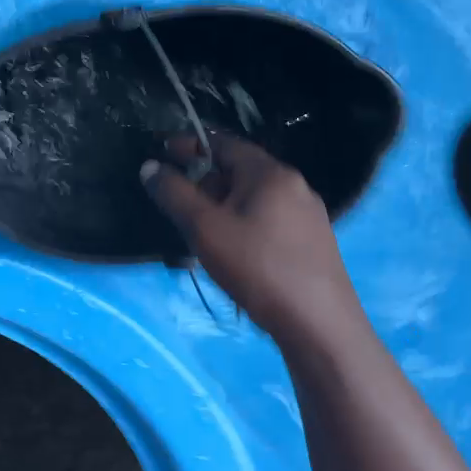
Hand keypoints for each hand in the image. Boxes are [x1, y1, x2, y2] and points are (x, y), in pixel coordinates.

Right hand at [141, 133, 364, 341]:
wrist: (320, 328)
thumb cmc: (257, 266)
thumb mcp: (202, 226)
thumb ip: (172, 191)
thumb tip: (150, 166)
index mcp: (272, 175)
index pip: (223, 142)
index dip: (188, 143)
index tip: (159, 153)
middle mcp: (295, 188)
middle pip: (237, 169)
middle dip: (202, 179)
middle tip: (175, 200)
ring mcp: (308, 216)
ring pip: (250, 196)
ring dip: (218, 204)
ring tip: (197, 229)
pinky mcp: (311, 242)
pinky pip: (265, 217)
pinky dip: (238, 221)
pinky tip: (227, 248)